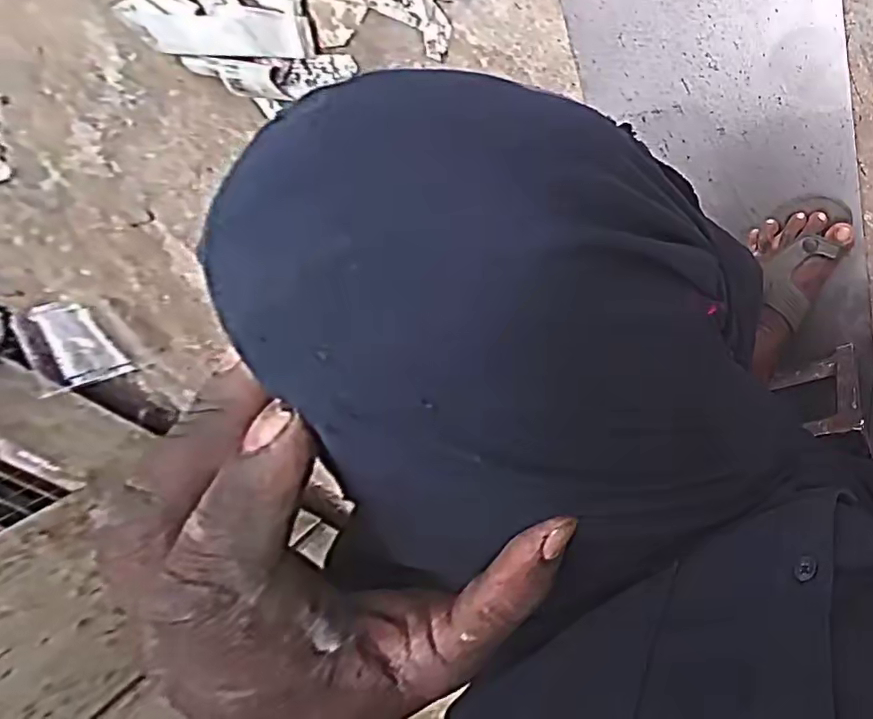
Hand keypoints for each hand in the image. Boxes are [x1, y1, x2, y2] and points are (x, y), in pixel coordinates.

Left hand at [92, 363, 574, 718]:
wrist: (280, 718)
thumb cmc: (359, 685)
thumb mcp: (444, 658)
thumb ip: (502, 600)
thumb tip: (559, 529)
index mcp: (244, 636)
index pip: (218, 562)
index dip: (249, 487)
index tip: (296, 416)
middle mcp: (182, 608)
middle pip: (163, 507)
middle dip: (223, 421)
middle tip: (300, 351)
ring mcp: (158, 580)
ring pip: (155, 481)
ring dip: (215, 411)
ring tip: (289, 351)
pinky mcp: (166, 549)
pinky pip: (166, 472)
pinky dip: (208, 420)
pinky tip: (263, 383)